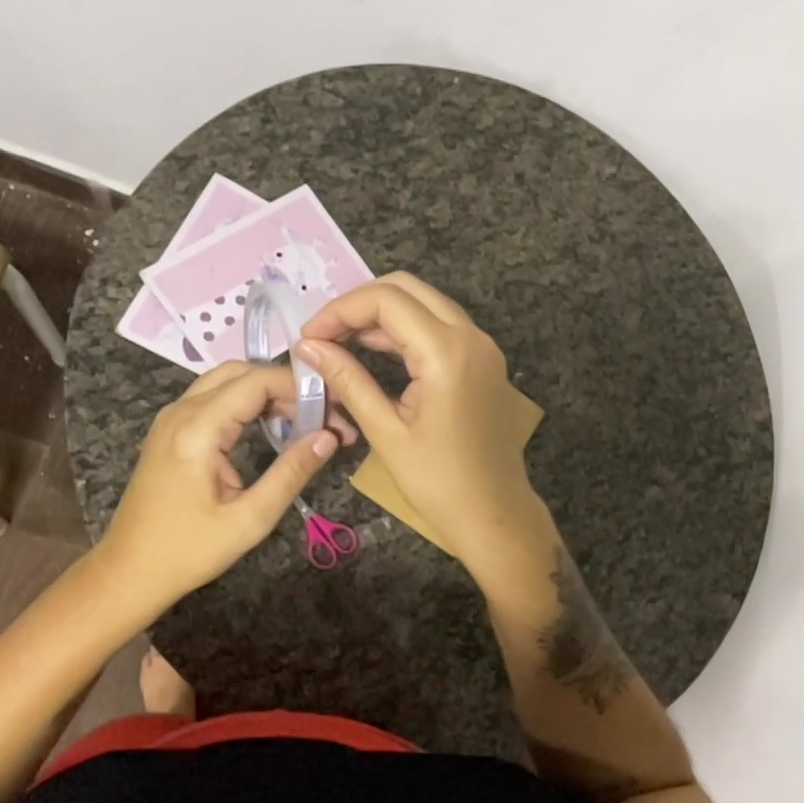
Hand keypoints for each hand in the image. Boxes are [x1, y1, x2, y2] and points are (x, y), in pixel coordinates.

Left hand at [94, 362, 353, 609]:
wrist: (130, 571)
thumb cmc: (189, 551)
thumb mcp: (250, 519)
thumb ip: (291, 473)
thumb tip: (328, 437)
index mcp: (198, 430)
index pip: (257, 381)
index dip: (300, 387)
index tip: (335, 410)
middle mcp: (181, 412)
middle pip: (241, 372)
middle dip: (286, 386)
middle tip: (322, 417)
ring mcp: (171, 419)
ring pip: (226, 381)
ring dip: (267, 393)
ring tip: (304, 423)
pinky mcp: (171, 431)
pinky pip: (214, 399)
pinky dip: (247, 404)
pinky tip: (272, 429)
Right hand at [297, 272, 550, 571]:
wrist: (495, 513)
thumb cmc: (439, 482)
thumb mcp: (386, 432)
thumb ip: (347, 380)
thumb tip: (308, 348)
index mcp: (447, 352)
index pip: (386, 300)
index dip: (339, 311)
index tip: (308, 338)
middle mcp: (471, 337)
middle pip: (407, 288)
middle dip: (359, 305)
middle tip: (323, 336)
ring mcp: (482, 347)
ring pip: (425, 303)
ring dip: (382, 315)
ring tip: (340, 345)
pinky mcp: (484, 362)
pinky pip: (441, 327)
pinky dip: (406, 331)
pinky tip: (375, 353)